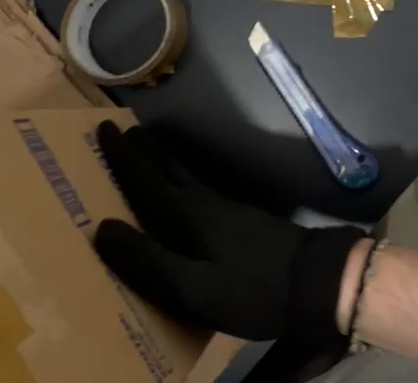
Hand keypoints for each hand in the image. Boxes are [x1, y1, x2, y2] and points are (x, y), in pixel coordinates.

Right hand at [93, 121, 366, 341]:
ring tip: (147, 146)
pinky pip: (198, 188)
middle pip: (169, 171)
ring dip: (163, 160)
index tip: (105, 129)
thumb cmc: (251, 289)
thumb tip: (102, 228)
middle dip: (143, 152)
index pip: (148, 182)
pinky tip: (185, 188)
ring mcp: (228, 210)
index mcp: (191, 217)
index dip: (124, 159)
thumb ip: (149, 261)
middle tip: (121, 128)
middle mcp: (207, 204)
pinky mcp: (242, 221)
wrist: (314, 281)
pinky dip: (182, 178)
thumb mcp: (194, 288)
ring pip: (185, 176)